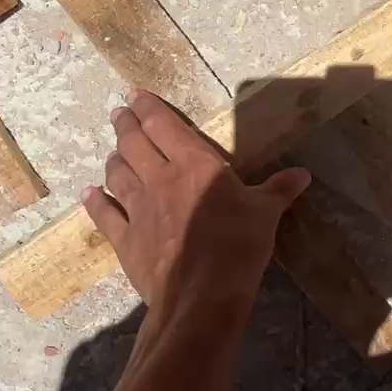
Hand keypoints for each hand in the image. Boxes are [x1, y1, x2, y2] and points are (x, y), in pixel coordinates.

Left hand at [82, 90, 311, 308]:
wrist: (201, 295)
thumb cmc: (238, 245)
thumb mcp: (266, 213)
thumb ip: (279, 189)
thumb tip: (302, 174)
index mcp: (194, 164)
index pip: (164, 126)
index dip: (148, 108)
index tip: (136, 95)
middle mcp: (160, 179)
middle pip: (134, 144)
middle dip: (126, 125)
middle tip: (118, 112)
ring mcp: (138, 210)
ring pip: (118, 174)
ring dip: (114, 157)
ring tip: (113, 149)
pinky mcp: (125, 240)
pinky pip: (105, 214)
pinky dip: (95, 201)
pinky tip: (89, 193)